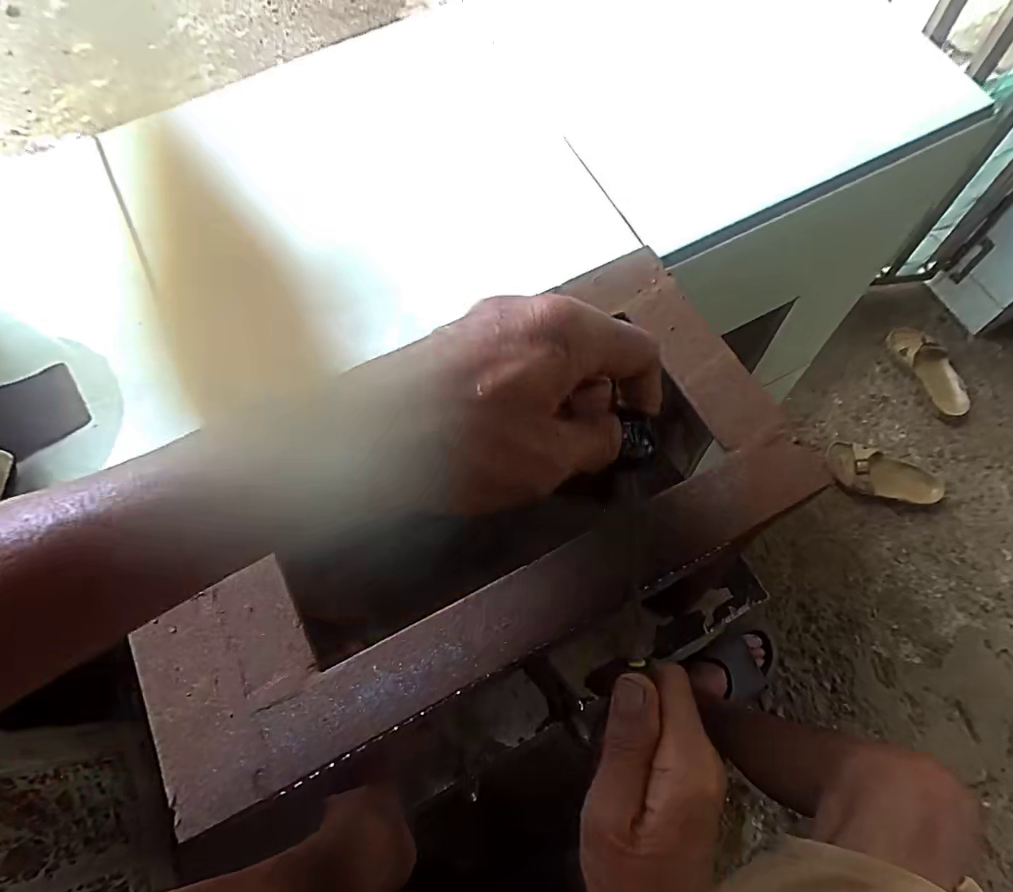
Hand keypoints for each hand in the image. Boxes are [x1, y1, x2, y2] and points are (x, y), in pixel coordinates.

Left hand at [407, 294, 662, 515]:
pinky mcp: (455, 339)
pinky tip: (500, 433)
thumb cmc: (458, 446)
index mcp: (563, 329)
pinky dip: (523, 392)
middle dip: (596, 398)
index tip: (636, 425)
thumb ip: (598, 442)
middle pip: (592, 348)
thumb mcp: (550, 459)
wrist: (364, 438)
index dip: (648, 392)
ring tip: (535, 446)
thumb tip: (607, 433)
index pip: (637, 348)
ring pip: (550, 355)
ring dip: (557, 398)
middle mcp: (526, 310)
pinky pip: (512, 360)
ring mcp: (486, 319)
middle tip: (580, 446)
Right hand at [580, 664, 726, 891]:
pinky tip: (618, 761)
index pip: (672, 681)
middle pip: (674, 693)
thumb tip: (634, 679)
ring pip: (671, 712)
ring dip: (635, 715)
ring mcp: (707, 772)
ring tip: (599, 742)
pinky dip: (642, 735)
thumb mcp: (608, 814)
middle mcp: (708, 759)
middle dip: (632, 692)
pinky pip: (670, 736)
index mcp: (687, 762)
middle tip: (592, 722)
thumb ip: (625, 745)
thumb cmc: (628, 885)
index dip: (631, 676)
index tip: (594, 690)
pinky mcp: (698, 784)